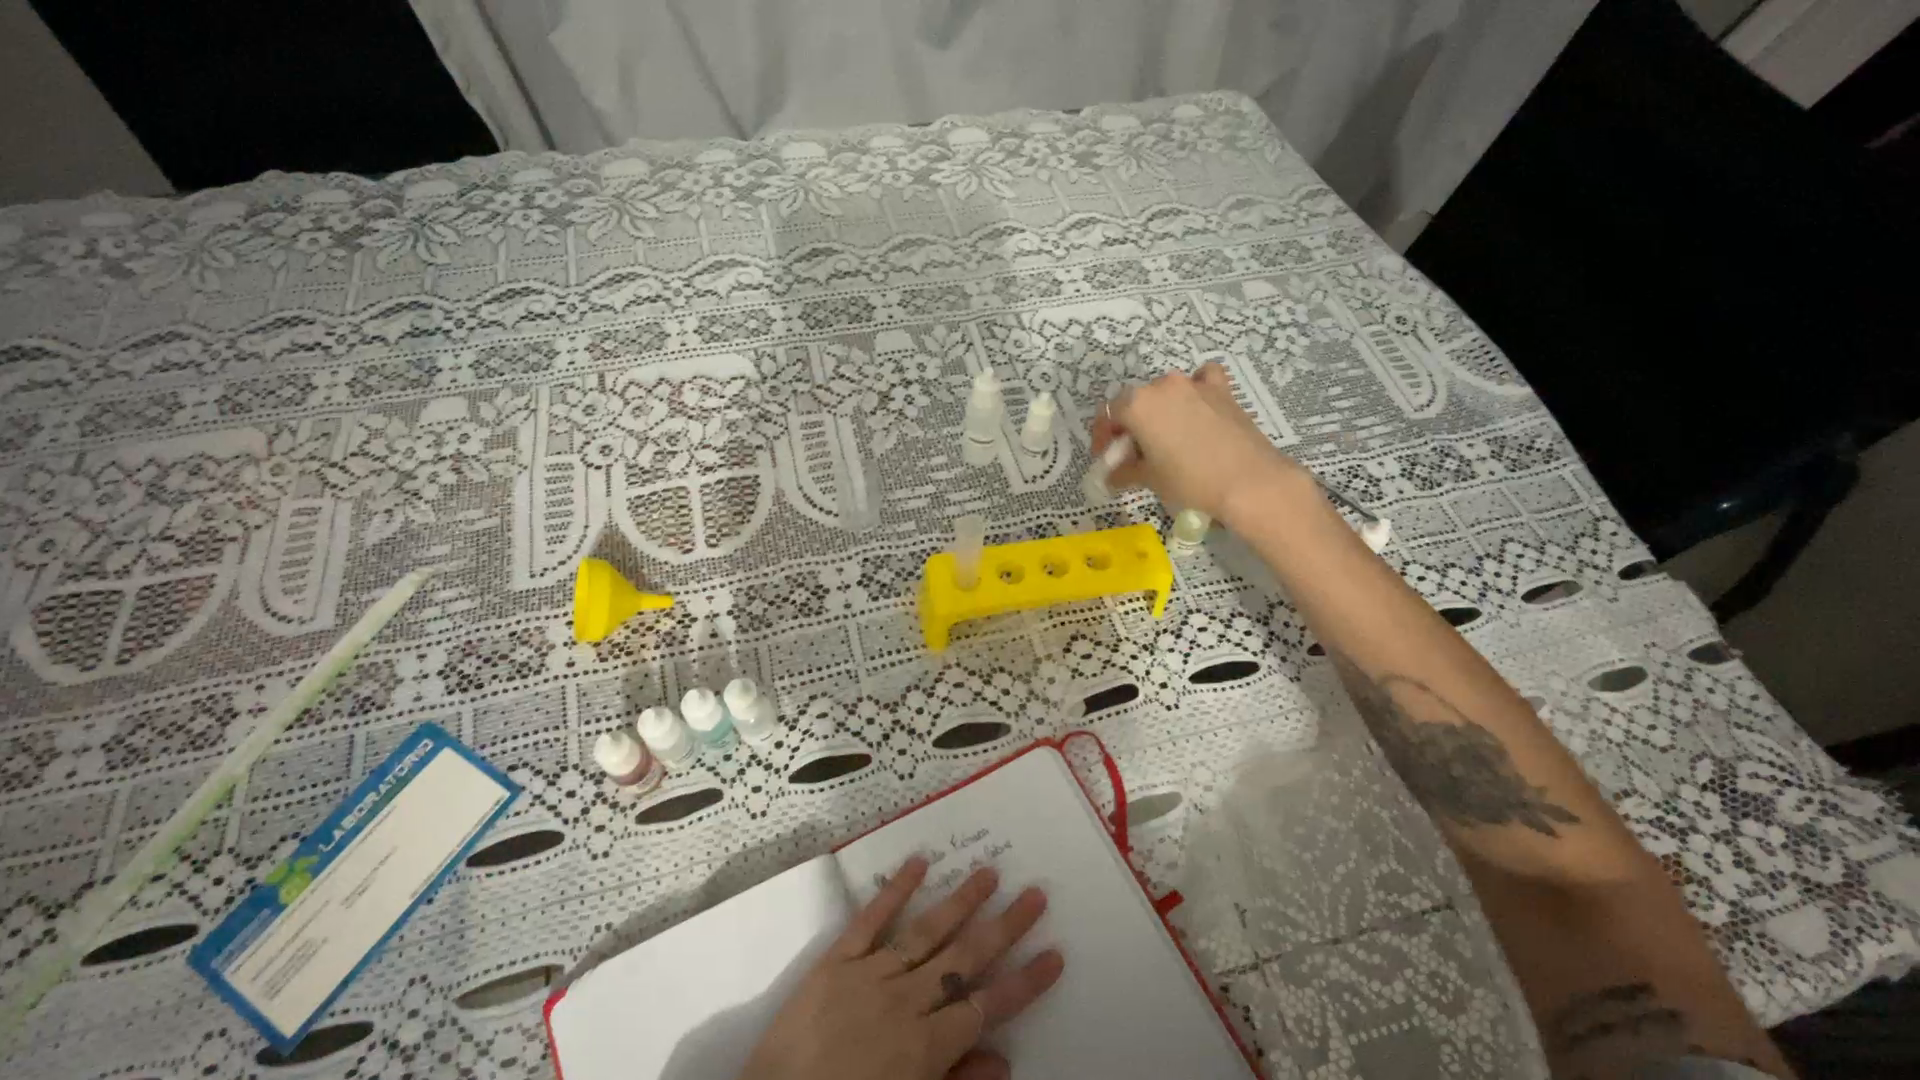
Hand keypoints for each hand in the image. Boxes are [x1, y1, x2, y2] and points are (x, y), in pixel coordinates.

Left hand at [738, 857, 1064, 1079]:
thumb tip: (1003, 1061)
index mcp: (924, 1047)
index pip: (987, 1007)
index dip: (1024, 982)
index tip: (1055, 955)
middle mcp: (904, 1002)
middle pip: (964, 959)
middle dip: (1004, 927)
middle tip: (1035, 895)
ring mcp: (869, 975)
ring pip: (925, 932)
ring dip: (960, 901)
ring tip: (988, 873)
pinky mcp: (834, 962)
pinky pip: (868, 921)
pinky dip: (893, 892)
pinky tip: (917, 864)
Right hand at [1092, 363, 1307, 526]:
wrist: (1248, 482)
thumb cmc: (1190, 481)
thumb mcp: (1150, 479)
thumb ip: (1124, 471)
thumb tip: (1112, 475)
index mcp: (1138, 404)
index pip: (1109, 414)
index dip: (1103, 437)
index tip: (1106, 458)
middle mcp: (1163, 386)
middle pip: (1136, 402)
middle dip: (1130, 426)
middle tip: (1135, 455)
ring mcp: (1195, 384)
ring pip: (1166, 391)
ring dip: (1159, 410)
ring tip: (1166, 438)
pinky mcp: (1222, 390)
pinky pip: (1202, 380)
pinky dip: (1196, 389)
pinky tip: (1198, 408)